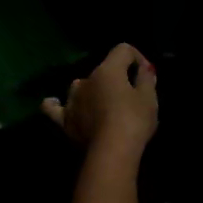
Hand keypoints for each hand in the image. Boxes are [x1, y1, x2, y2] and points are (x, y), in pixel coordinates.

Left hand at [41, 43, 158, 157]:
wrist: (111, 152)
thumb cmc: (134, 121)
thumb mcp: (149, 98)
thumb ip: (146, 79)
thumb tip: (143, 68)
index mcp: (107, 70)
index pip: (123, 50)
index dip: (137, 58)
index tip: (147, 76)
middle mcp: (85, 80)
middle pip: (103, 70)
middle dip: (117, 79)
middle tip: (131, 97)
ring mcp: (72, 100)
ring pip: (80, 87)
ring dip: (92, 91)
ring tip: (103, 105)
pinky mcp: (64, 120)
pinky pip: (53, 108)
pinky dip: (55, 104)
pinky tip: (56, 103)